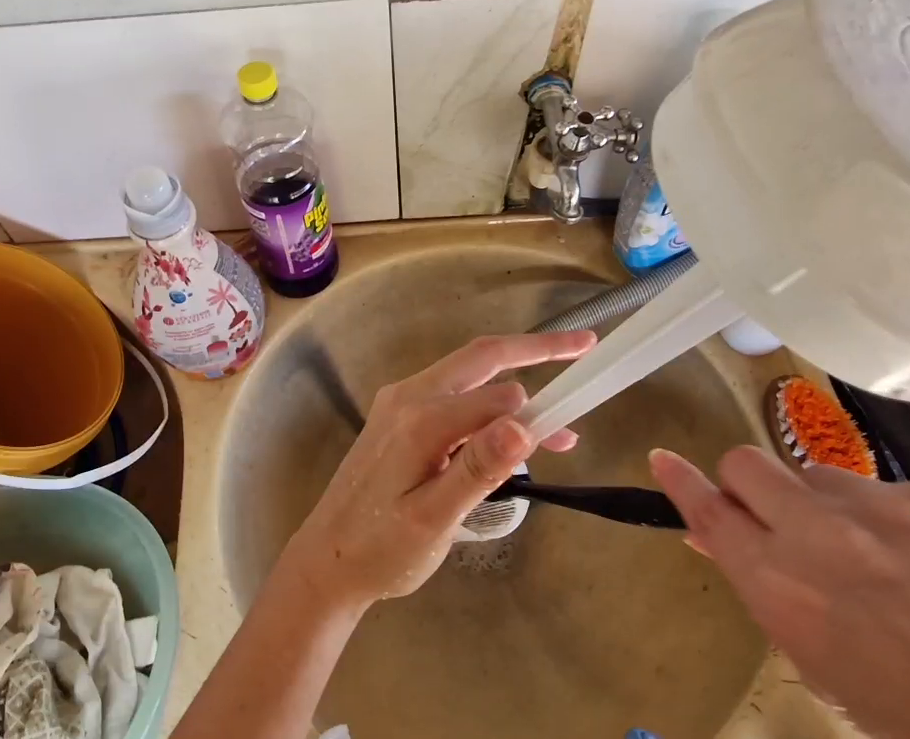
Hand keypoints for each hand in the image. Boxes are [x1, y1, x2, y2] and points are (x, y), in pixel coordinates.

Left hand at [277, 332, 596, 614]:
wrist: (326, 562)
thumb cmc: (381, 550)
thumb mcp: (433, 518)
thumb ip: (477, 469)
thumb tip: (524, 423)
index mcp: (420, 420)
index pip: (497, 393)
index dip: (543, 397)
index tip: (582, 404)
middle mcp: (409, 397)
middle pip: (481, 358)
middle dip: (534, 350)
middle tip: (583, 348)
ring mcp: (401, 404)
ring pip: (469, 377)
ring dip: (515, 387)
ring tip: (562, 426)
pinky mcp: (399, 418)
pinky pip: (454, 398)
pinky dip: (490, 406)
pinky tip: (512, 439)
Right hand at [649, 446, 909, 738]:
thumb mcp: (832, 673)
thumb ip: (773, 598)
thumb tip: (724, 546)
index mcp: (785, 590)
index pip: (709, 513)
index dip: (680, 483)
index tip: (663, 458)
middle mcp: (821, 534)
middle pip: (748, 463)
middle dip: (748, 483)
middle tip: (774, 512)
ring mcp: (886, 504)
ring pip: (821, 473)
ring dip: (827, 503)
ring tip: (880, 553)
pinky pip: (898, 490)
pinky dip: (903, 519)